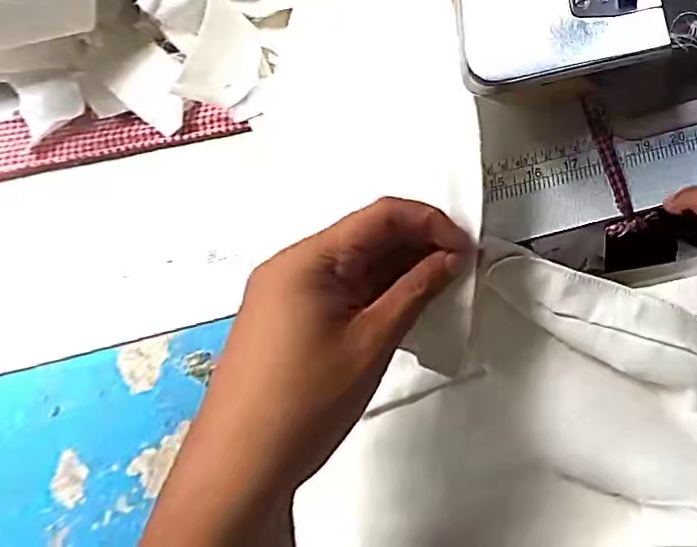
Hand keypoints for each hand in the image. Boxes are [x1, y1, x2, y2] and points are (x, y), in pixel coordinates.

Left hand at [143, 199, 470, 545]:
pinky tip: (408, 303)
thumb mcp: (373, 340)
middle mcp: (291, 268)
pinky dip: (381, 288)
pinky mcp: (290, 317)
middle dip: (419, 244)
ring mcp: (287, 293)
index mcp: (305, 262)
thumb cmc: (292, 412)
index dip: (430, 223)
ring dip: (403, 267)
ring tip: (440, 285)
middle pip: (370, 234)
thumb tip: (448, 259)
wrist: (235, 481)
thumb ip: (418, 288)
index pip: (382, 216)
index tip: (461, 245)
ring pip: (360, 260)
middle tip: (458, 263)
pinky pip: (346, 284)